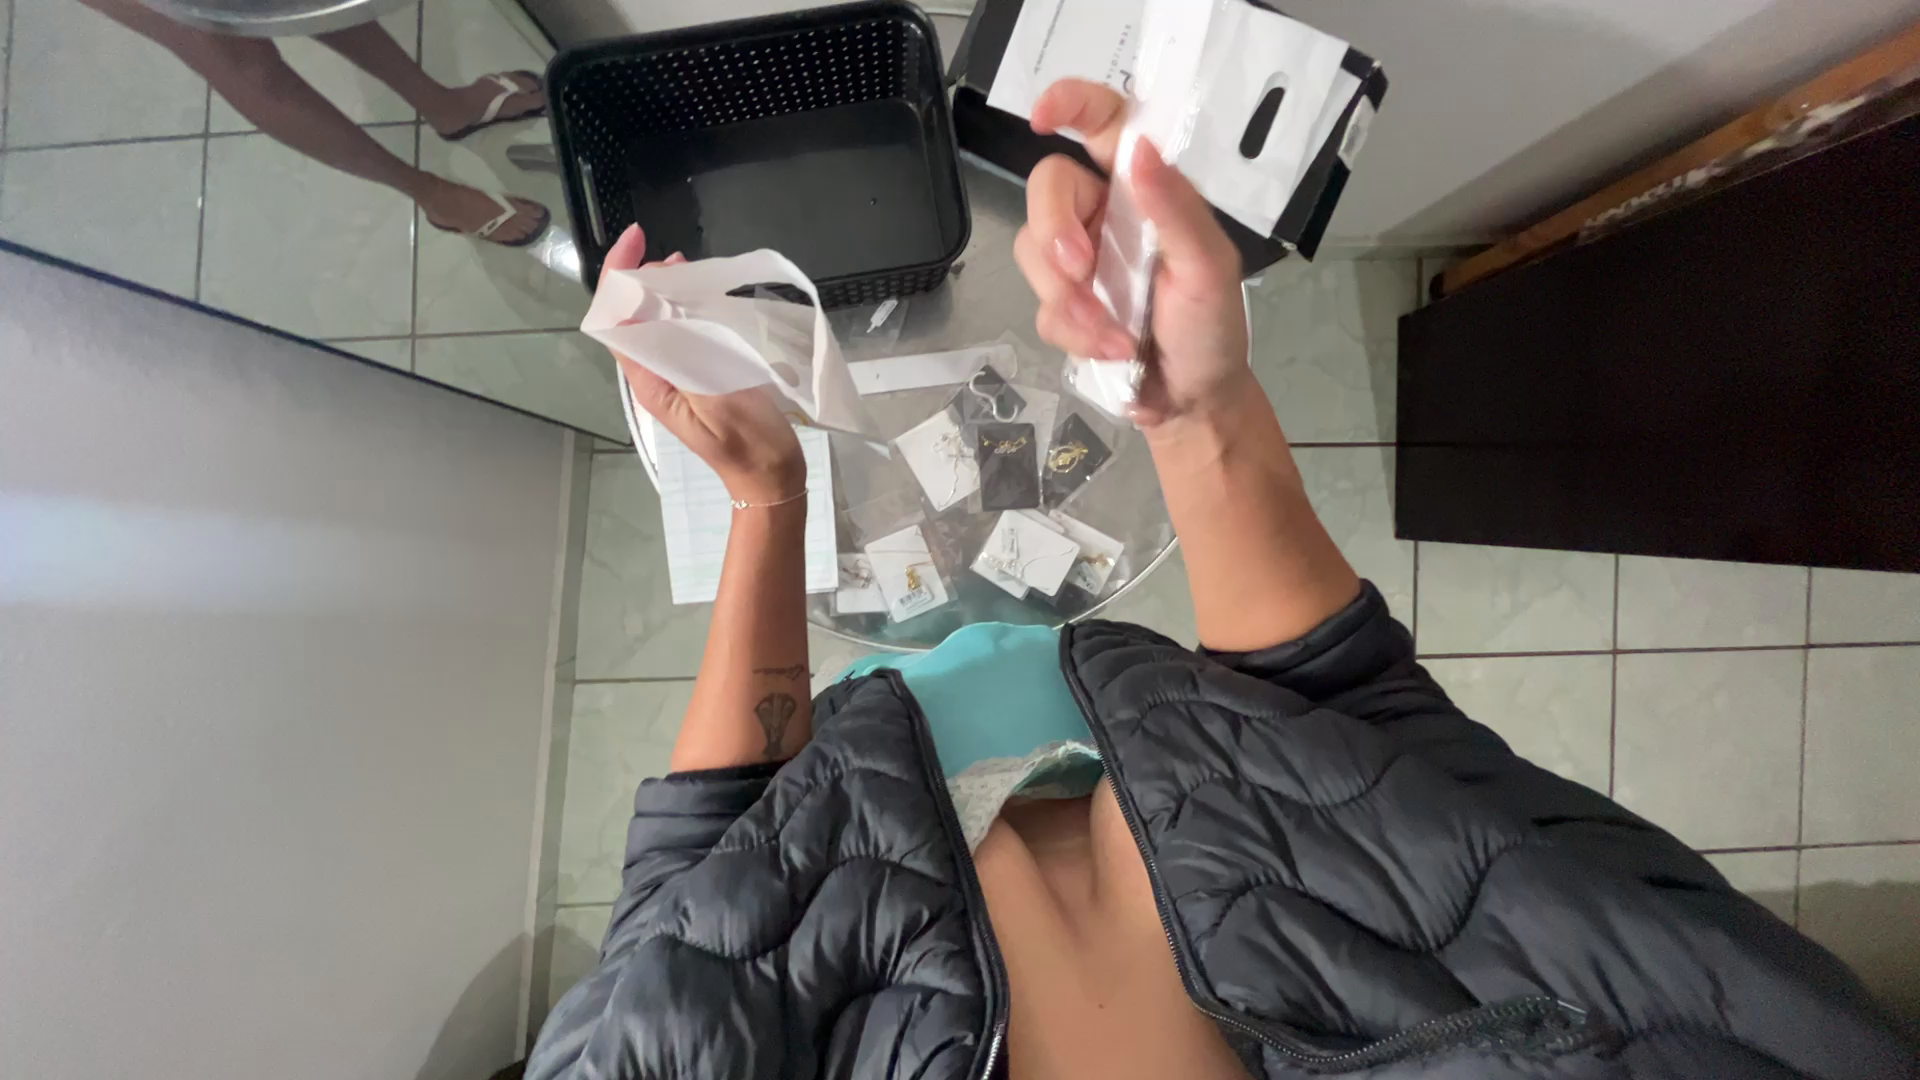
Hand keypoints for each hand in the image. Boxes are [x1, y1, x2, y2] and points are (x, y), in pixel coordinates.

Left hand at [600, 224, 805, 503]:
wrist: (773, 479)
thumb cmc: (749, 444)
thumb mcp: (716, 399)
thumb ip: (685, 356)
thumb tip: (656, 309)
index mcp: (650, 381)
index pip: (616, 319)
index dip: (620, 276)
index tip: (640, 242)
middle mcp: (658, 375)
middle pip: (635, 316)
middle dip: (646, 279)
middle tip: (679, 259)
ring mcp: (681, 377)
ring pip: (662, 324)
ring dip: (670, 293)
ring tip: (694, 272)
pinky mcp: (703, 378)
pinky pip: (688, 336)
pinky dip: (694, 312)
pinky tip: (712, 302)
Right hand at [1013, 79, 1253, 428]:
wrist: (1192, 400)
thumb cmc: (1211, 330)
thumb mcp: (1208, 268)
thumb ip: (1176, 210)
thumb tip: (1139, 150)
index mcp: (1143, 192)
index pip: (1104, 127)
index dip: (1072, 106)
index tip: (1041, 116)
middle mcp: (1104, 218)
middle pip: (1046, 191)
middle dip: (1053, 230)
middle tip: (1079, 270)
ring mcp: (1080, 267)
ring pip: (1033, 254)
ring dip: (1069, 301)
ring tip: (1114, 335)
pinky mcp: (1065, 311)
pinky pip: (1042, 311)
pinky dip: (1076, 336)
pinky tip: (1112, 351)